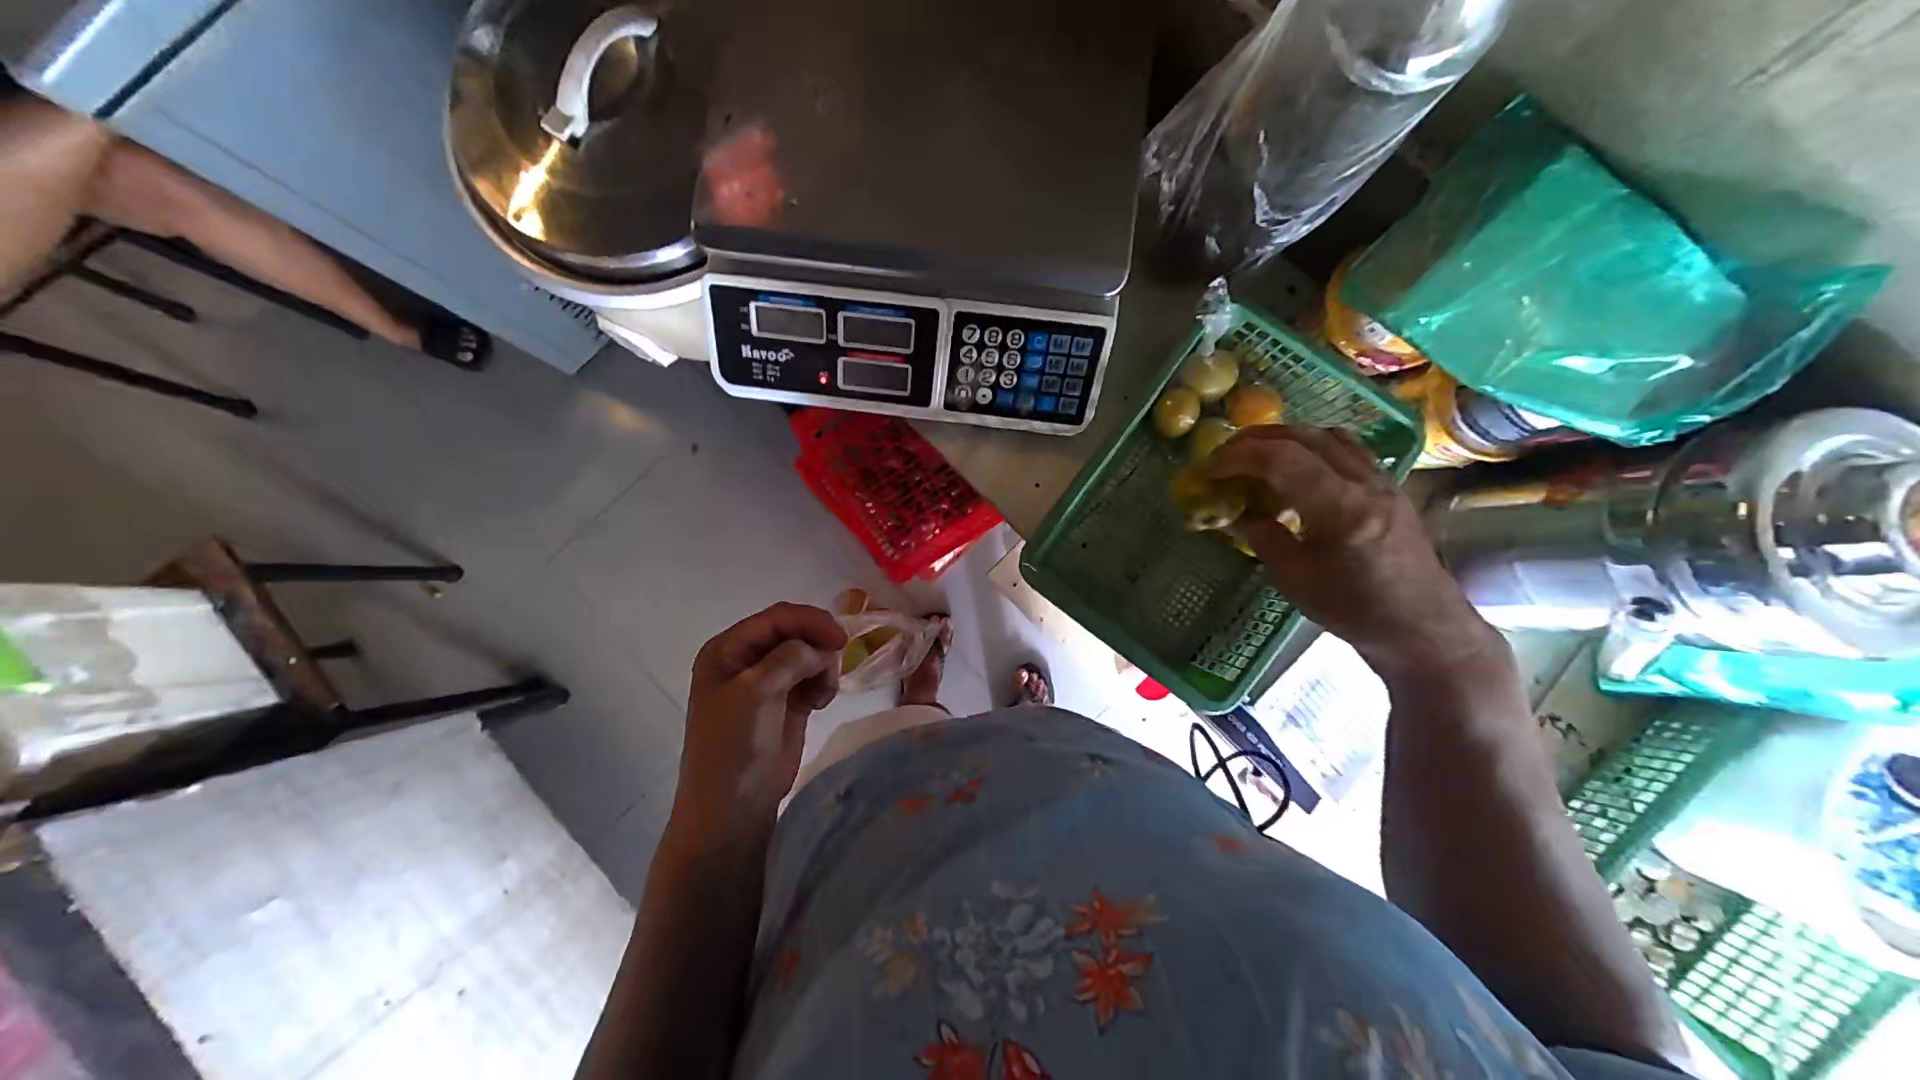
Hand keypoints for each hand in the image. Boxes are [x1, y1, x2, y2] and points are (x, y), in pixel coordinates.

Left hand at [675, 603, 848, 834]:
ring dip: (822, 667)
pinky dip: (823, 683)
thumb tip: (819, 648)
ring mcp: (767, 682)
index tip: (840, 640)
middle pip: (794, 632)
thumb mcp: (756, 692)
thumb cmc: (734, 746)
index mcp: (727, 650)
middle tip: (836, 665)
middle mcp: (746, 660)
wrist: (733, 808)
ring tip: (822, 695)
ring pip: (808, 653)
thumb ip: (789, 657)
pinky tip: (821, 703)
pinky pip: (813, 677)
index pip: (776, 618)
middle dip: (817, 644)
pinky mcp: (786, 703)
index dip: (810, 621)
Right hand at [1207, 426, 1503, 682]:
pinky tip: (1297, 466)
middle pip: (1303, 436)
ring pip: (1327, 435)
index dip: (1238, 457)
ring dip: (1285, 437)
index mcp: (1339, 507)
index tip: (1210, 471)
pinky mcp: (1388, 487)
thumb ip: (1265, 538)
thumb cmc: (1354, 610)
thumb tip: (1240, 515)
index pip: (1281, 458)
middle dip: (1256, 440)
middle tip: (1224, 455)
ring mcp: (1381, 480)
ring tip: (1256, 455)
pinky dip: (1312, 446)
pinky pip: (1347, 449)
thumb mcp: (1294, 580)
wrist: (1420, 627)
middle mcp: (1363, 482)